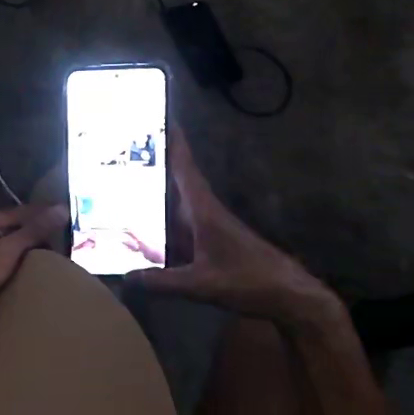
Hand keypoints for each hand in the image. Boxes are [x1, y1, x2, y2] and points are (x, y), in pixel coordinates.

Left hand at [0, 202, 67, 333]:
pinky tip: (37, 277)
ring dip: (36, 253)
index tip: (78, 225)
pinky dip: (24, 267)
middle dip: (47, 235)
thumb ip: (33, 230)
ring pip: (17, 247)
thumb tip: (62, 208)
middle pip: (24, 228)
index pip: (30, 211)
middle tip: (75, 247)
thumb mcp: (6, 251)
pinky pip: (10, 264)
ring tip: (61, 263)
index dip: (52, 215)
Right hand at [127, 130, 342, 324]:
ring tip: (127, 187)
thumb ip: (162, 282)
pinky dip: (164, 225)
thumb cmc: (248, 281)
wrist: (288, 296)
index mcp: (204, 212)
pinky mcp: (214, 244)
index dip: (173, 144)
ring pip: (178, 206)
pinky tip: (147, 234)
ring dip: (158, 196)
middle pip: (177, 182)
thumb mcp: (200, 284)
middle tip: (127, 151)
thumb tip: (125, 278)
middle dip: (156, 166)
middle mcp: (206, 214)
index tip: (159, 118)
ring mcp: (211, 229)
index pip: (185, 169)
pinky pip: (181, 228)